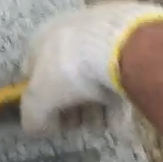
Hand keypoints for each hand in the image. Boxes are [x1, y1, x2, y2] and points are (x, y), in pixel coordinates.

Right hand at [20, 1, 162, 132]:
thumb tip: (34, 129)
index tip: (53, 123)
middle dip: (72, 107)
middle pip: (65, 79)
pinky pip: (119, 75)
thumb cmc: (70, 68)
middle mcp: (68, 32)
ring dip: (95, 107)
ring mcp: (101, 36)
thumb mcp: (40, 98)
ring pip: (94, 79)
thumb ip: (32, 116)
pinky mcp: (130, 43)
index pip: (33, 73)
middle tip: (80, 126)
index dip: (40, 101)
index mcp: (42, 38)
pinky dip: (117, 96)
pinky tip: (121, 114)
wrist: (121, 44)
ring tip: (102, 124)